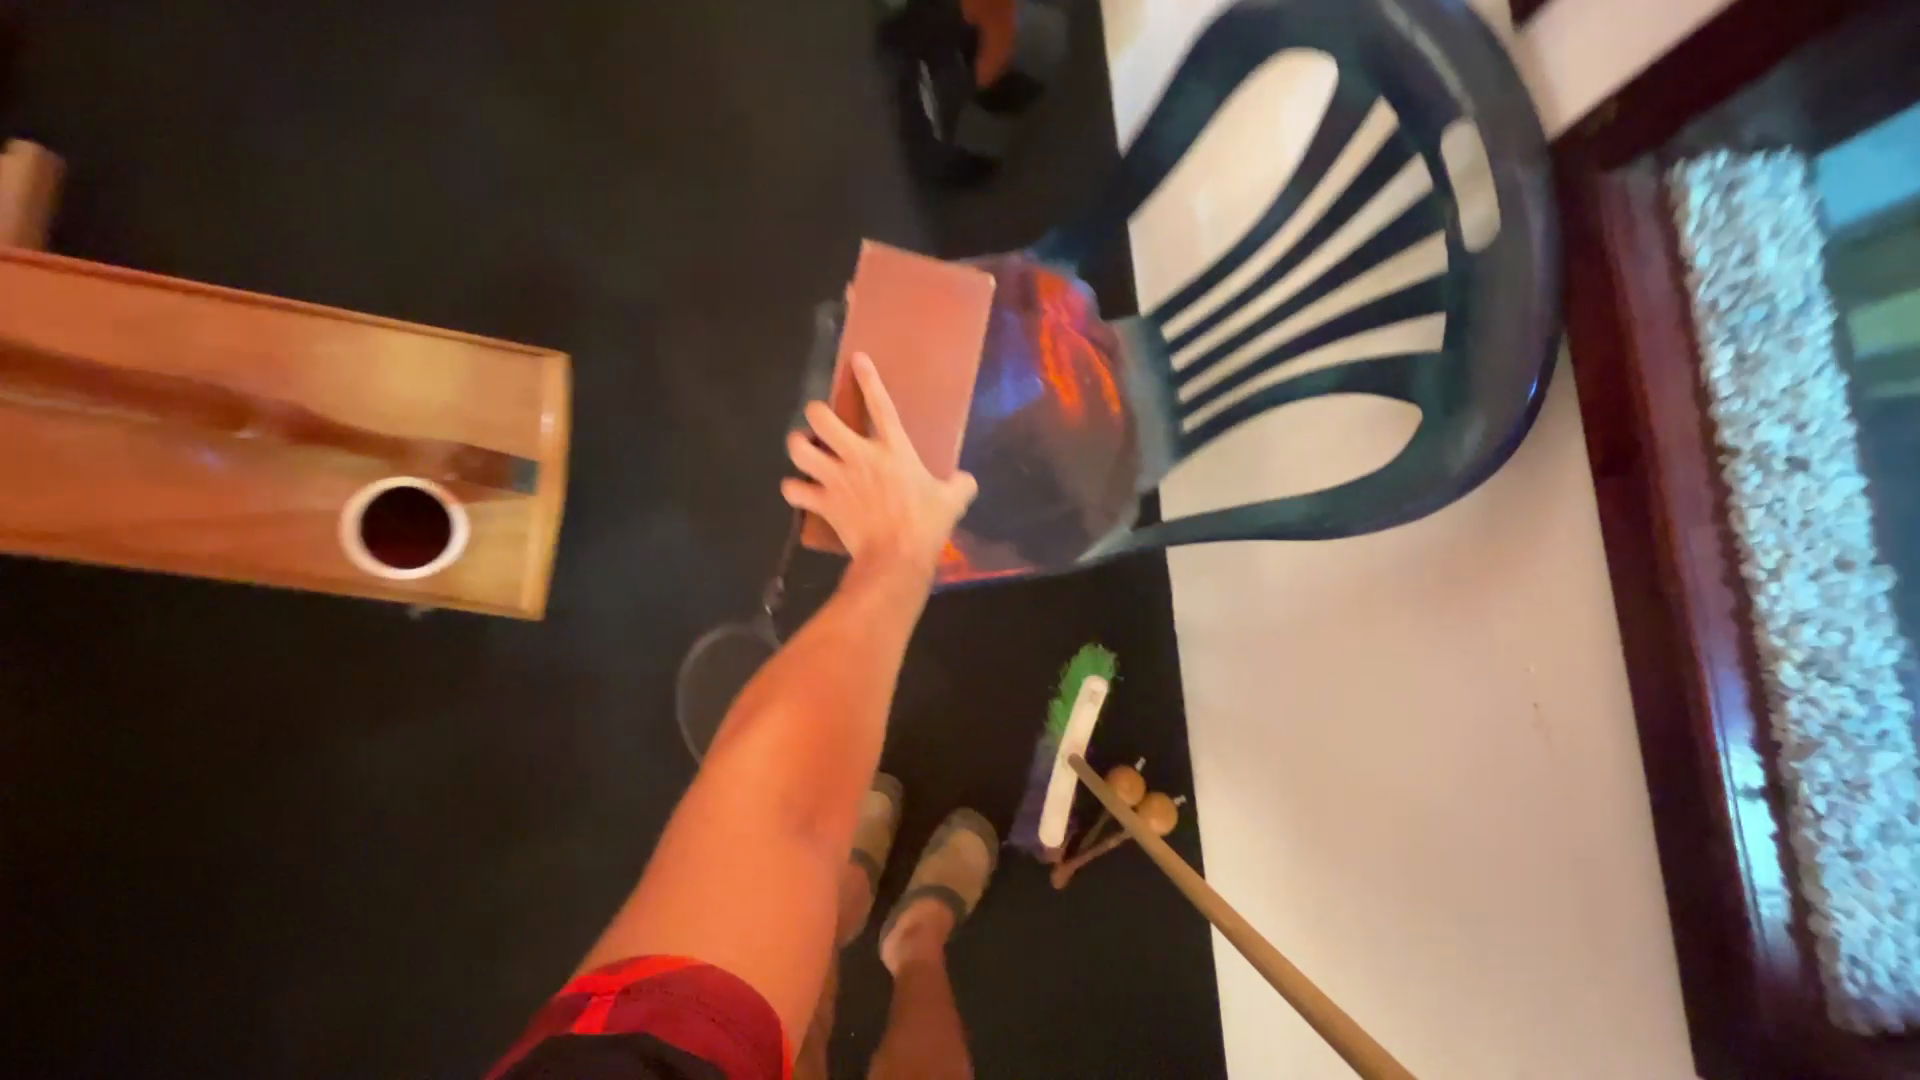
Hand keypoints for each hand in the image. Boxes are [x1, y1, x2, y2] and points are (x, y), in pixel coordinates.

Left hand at [782, 352, 977, 581]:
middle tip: (820, 423)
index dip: (868, 379)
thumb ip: (960, 485)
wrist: (896, 558)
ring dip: (798, 446)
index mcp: (894, 450)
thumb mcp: (953, 501)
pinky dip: (793, 489)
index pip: (881, 405)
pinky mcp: (823, 502)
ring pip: (799, 449)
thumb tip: (967, 480)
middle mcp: (860, 456)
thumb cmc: (926, 526)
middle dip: (816, 414)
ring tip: (803, 450)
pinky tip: (798, 490)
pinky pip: (794, 490)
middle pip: (822, 418)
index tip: (856, 359)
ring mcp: (837, 478)